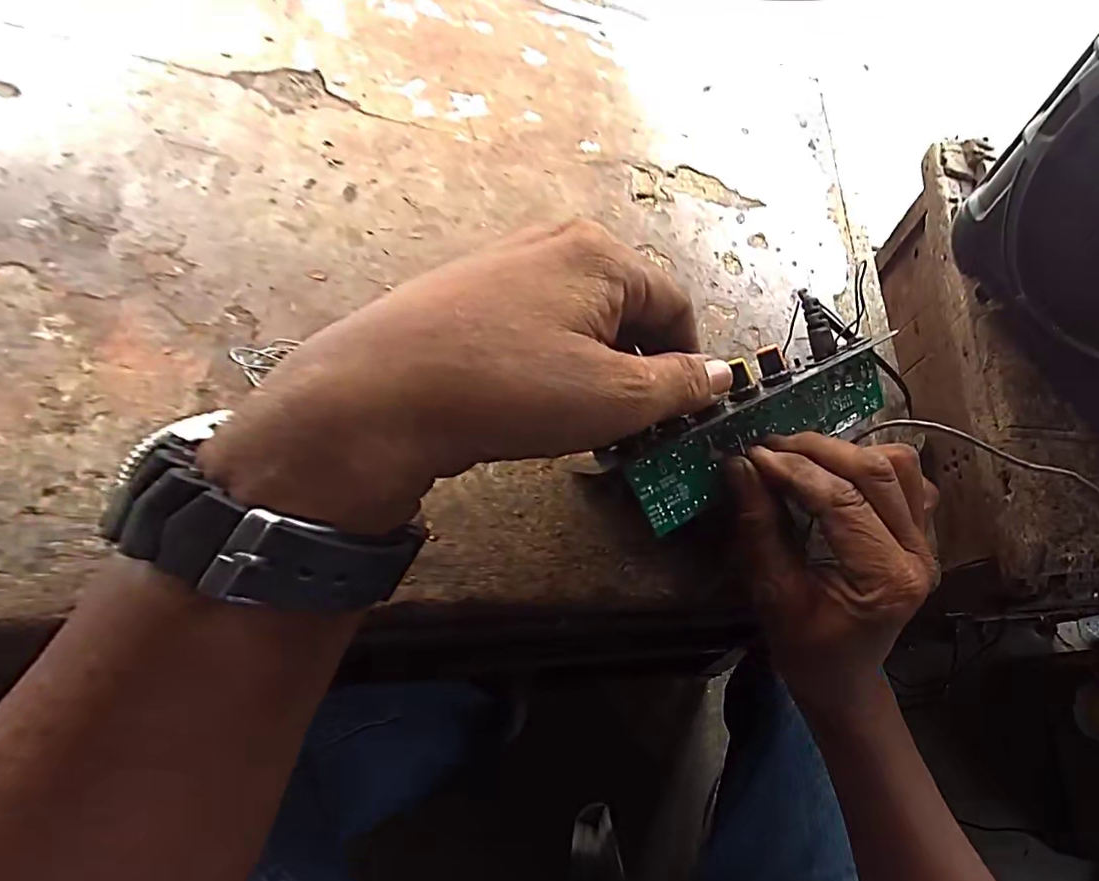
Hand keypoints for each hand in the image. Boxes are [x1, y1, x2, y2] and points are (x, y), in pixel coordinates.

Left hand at [198, 220, 732, 532]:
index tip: (684, 407)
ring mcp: (511, 264)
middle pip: (636, 310)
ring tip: (598, 419)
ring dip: (611, 371)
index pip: (678, 306)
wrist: (376, 400)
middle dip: (649, 367)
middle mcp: (557, 243)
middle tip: (643, 420)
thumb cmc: (511, 390)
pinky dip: (569, 364)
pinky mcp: (477, 294)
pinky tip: (551, 403)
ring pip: (593, 322)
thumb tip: (722, 374)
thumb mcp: (620, 397)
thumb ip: (684, 384)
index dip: (692, 360)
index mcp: (599, 256)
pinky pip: (550, 326)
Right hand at [726, 433, 939, 714]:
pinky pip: (908, 479)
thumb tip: (742, 466)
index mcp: (887, 580)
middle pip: (880, 473)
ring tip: (800, 457)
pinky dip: (871, 465)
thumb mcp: (775, 596)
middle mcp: (919, 555)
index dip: (796, 471)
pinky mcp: (924, 533)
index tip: (754, 456)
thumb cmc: (808, 651)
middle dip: (820, 451)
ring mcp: (928, 542)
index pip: (844, 502)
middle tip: (772, 448)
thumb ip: (761, 528)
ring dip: (848, 452)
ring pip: (900, 466)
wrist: (844, 675)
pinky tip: (836, 473)